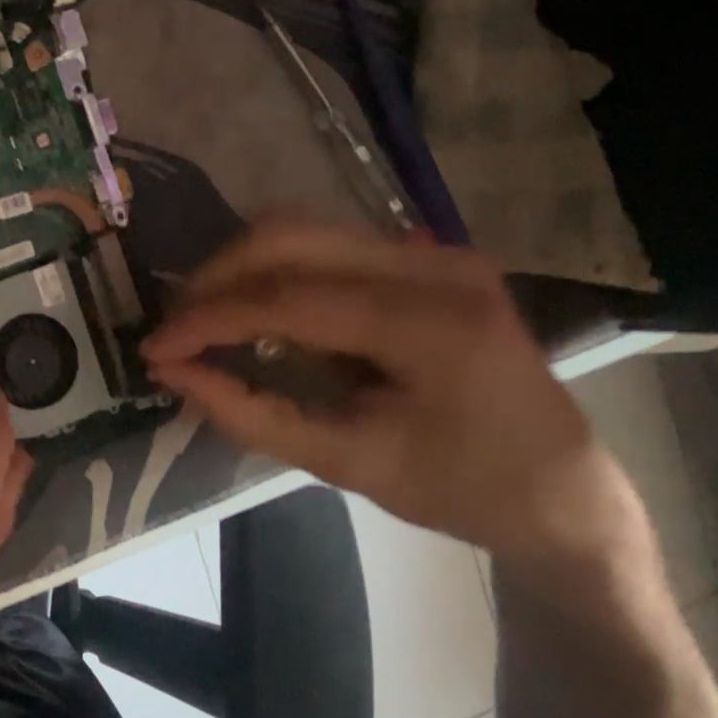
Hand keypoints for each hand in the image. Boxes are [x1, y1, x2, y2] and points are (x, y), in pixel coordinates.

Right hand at [141, 220, 628, 562]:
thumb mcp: (346, 463)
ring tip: (203, 319)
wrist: (563, 488)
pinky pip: (323, 244)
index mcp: (431, 324)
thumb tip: (172, 373)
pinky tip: (249, 310)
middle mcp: (436, 267)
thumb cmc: (461, 488)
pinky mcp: (426, 258)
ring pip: (300, 229)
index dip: (207, 320)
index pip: (287, 298)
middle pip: (288, 237)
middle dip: (214, 280)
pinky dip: (270, 271)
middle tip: (175, 330)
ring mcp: (435, 253)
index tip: (154, 351)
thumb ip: (251, 413)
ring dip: (237, 269)